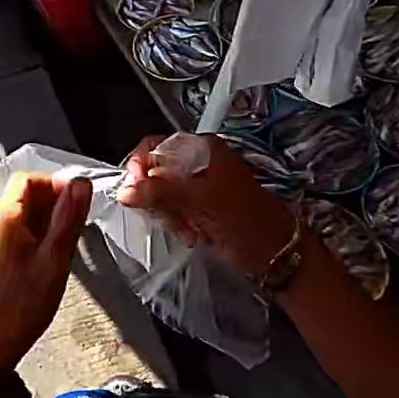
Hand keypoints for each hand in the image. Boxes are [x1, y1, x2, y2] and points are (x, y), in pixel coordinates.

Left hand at [0, 173, 91, 372]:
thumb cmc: (22, 304)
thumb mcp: (55, 258)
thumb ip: (68, 217)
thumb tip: (80, 185)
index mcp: (3, 218)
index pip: (27, 179)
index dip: (55, 183)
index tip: (78, 197)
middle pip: (24, 194)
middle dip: (53, 201)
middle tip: (76, 220)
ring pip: (21, 212)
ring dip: (46, 218)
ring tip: (65, 240)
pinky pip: (15, 229)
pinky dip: (35, 232)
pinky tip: (50, 253)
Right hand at [116, 133, 295, 277]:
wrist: (274, 251)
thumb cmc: (243, 218)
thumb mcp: (198, 200)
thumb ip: (158, 192)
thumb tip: (124, 191)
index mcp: (201, 149)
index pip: (154, 146)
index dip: (140, 165)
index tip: (134, 187)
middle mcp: (196, 163)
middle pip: (153, 171)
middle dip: (154, 196)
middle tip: (161, 213)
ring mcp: (195, 185)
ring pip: (158, 193)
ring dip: (165, 214)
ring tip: (183, 229)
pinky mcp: (195, 206)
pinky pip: (168, 209)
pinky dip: (173, 222)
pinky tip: (189, 234)